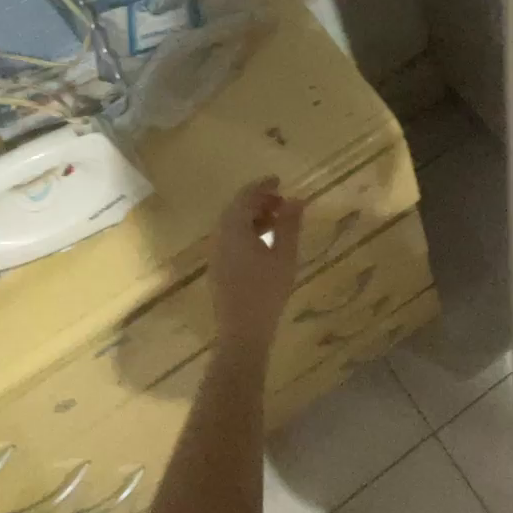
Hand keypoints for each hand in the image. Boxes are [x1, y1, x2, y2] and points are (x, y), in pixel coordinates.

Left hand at [210, 177, 305, 353]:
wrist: (242, 332)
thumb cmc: (267, 291)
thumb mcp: (284, 256)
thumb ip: (289, 225)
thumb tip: (296, 199)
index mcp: (233, 229)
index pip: (245, 197)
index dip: (262, 185)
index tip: (280, 180)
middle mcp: (219, 237)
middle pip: (236, 209)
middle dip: (258, 201)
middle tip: (282, 202)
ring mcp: (216, 254)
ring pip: (232, 225)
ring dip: (253, 217)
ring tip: (277, 222)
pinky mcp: (218, 268)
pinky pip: (231, 239)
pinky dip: (247, 232)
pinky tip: (265, 244)